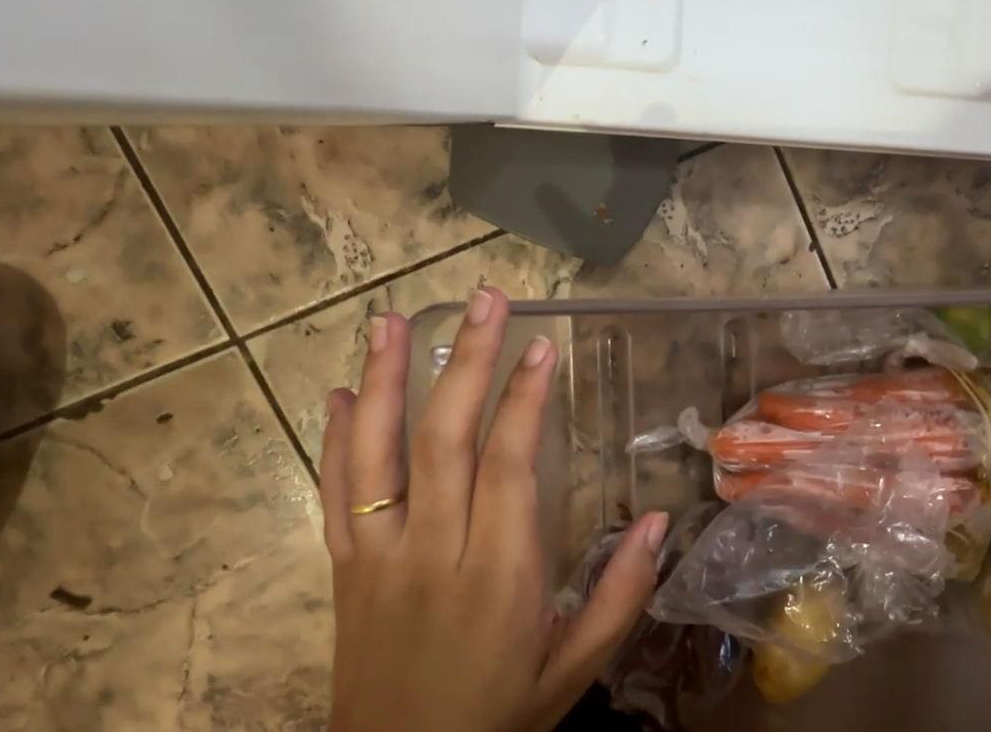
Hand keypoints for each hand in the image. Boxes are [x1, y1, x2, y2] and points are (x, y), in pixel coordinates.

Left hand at [319, 286, 669, 731]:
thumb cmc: (497, 715)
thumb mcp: (573, 670)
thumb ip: (619, 596)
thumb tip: (656, 520)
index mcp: (497, 574)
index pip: (509, 466)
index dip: (525, 400)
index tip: (542, 346)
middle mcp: (432, 553)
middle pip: (443, 441)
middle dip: (466, 363)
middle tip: (485, 299)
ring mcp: (378, 559)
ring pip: (375, 456)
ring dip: (385, 381)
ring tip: (393, 320)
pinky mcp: (345, 573)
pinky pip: (335, 497)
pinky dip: (335, 440)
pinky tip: (343, 393)